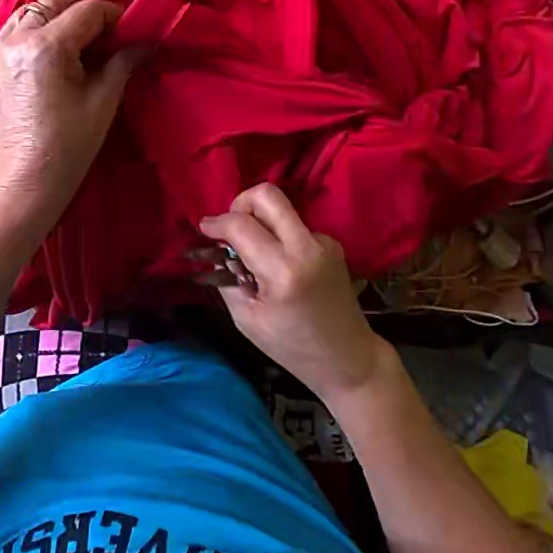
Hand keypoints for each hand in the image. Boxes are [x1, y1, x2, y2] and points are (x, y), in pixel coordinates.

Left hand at [0, 0, 140, 221]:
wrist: (26, 183)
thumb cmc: (70, 146)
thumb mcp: (104, 102)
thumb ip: (123, 62)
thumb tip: (146, 42)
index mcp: (46, 47)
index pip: (86, 10)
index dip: (113, 16)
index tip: (128, 31)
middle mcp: (14, 41)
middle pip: (53, 1)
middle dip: (82, 13)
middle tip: (101, 40)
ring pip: (28, 14)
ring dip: (54, 22)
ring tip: (73, 51)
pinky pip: (11, 37)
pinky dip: (33, 39)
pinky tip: (47, 65)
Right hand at [199, 183, 393, 403]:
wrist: (348, 357)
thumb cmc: (293, 348)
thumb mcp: (247, 320)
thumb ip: (228, 281)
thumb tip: (217, 252)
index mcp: (284, 271)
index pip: (242, 225)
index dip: (217, 223)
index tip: (204, 229)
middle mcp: (307, 247)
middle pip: (268, 195)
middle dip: (241, 203)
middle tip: (230, 227)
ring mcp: (323, 241)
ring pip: (282, 210)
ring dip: (260, 222)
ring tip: (254, 256)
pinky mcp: (331, 243)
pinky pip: (294, 226)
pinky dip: (278, 237)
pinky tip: (277, 265)